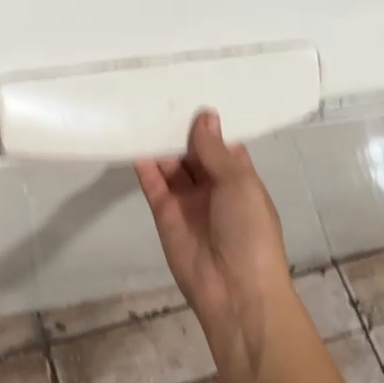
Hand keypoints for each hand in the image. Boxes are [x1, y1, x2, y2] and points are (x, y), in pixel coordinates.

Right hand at [136, 111, 292, 360]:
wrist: (234, 290)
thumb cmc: (250, 232)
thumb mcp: (240, 184)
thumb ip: (215, 150)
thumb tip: (205, 115)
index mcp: (240, 179)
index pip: (222, 144)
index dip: (208, 124)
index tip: (191, 92)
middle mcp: (213, 187)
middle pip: (193, 152)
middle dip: (180, 130)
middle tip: (160, 96)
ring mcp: (187, 200)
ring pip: (171, 165)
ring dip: (160, 144)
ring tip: (143, 112)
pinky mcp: (164, 213)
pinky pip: (153, 184)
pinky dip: (144, 165)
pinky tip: (134, 142)